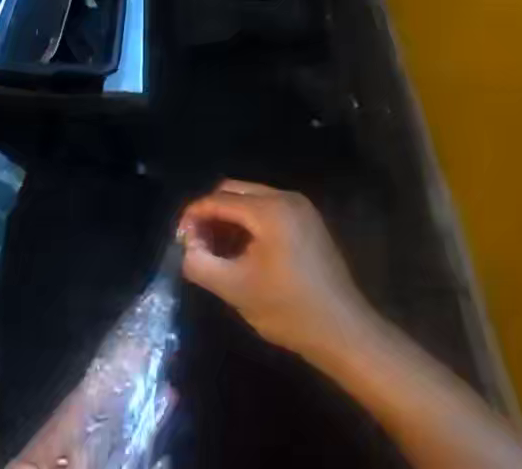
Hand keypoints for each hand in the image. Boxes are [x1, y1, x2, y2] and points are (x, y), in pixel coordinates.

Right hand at [177, 181, 375, 360]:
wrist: (342, 329)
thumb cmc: (287, 309)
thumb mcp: (235, 289)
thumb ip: (201, 263)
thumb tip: (187, 245)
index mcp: (269, 209)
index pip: (218, 199)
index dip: (193, 215)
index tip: (178, 239)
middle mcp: (286, 197)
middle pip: (235, 191)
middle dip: (211, 213)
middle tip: (195, 243)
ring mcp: (301, 207)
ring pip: (252, 199)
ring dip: (229, 218)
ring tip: (214, 249)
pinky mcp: (308, 221)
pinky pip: (269, 209)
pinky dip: (249, 223)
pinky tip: (241, 250)